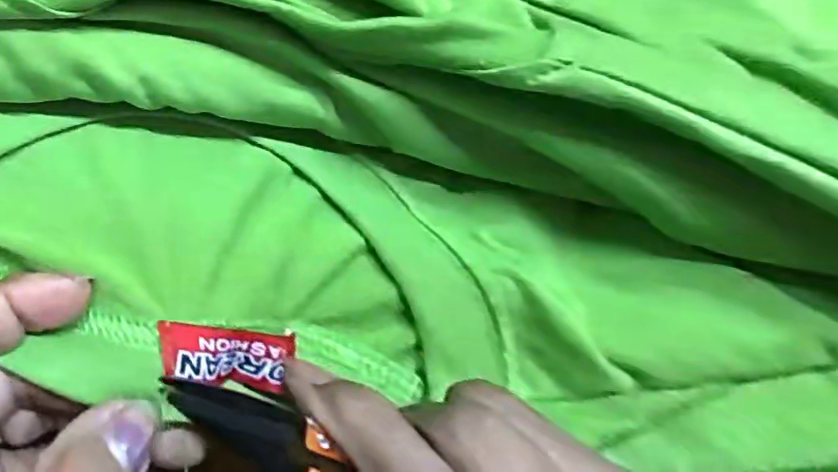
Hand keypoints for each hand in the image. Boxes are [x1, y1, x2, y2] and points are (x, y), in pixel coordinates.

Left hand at [0, 274, 204, 471]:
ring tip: (172, 426)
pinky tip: (152, 456)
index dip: (19, 301)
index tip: (83, 288)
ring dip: (102, 419)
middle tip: (150, 365)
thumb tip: (137, 421)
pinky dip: (90, 455)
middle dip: (83, 374)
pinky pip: (37, 458)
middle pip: (5, 373)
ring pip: (31, 418)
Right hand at [287, 361, 620, 471]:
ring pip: (488, 406)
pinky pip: (542, 420)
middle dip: (413, 430)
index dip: (331, 404)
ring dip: (460, 427)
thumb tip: (339, 453)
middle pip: (446, 422)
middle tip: (414, 464)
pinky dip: (513, 433)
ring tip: (471, 470)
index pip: (382, 439)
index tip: (295, 375)